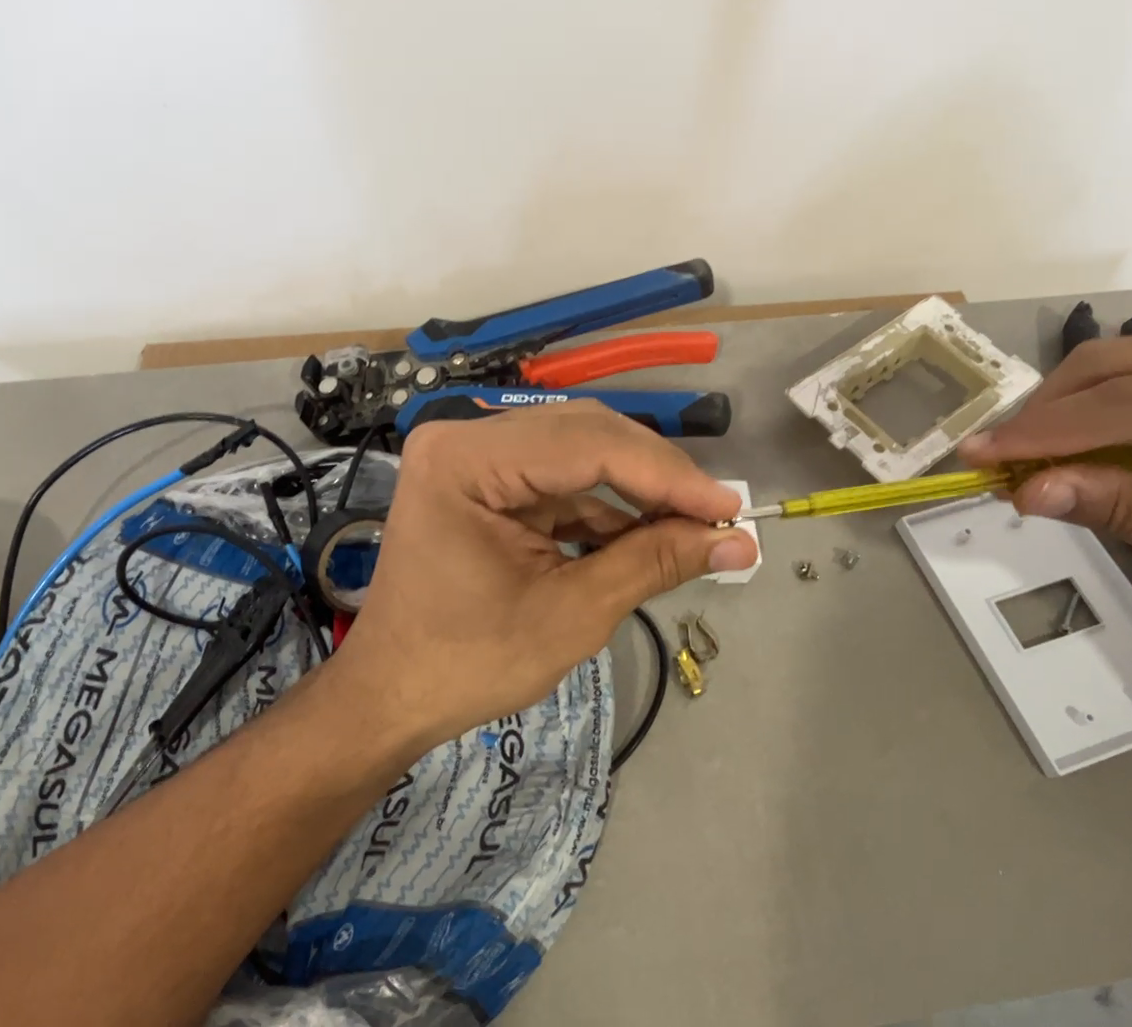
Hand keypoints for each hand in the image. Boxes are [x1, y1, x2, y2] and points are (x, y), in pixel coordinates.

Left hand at [325, 401, 756, 751]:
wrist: (393, 696)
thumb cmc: (469, 663)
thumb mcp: (571, 614)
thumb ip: (654, 563)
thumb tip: (738, 540)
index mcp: (467, 459)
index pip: (589, 444)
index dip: (668, 475)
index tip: (731, 509)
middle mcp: (464, 440)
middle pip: (585, 436)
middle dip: (656, 479)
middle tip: (718, 518)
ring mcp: (471, 460)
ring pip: (578, 455)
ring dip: (635, 493)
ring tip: (692, 530)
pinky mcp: (483, 485)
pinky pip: (558, 482)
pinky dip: (603, 509)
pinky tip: (644, 536)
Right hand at [959, 323, 1131, 621]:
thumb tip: (1030, 489)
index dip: (1050, 430)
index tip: (979, 456)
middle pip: (1124, 365)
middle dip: (1046, 414)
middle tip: (994, 461)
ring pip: (1125, 357)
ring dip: (1063, 406)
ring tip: (1027, 456)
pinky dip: (1094, 403)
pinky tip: (1076, 441)